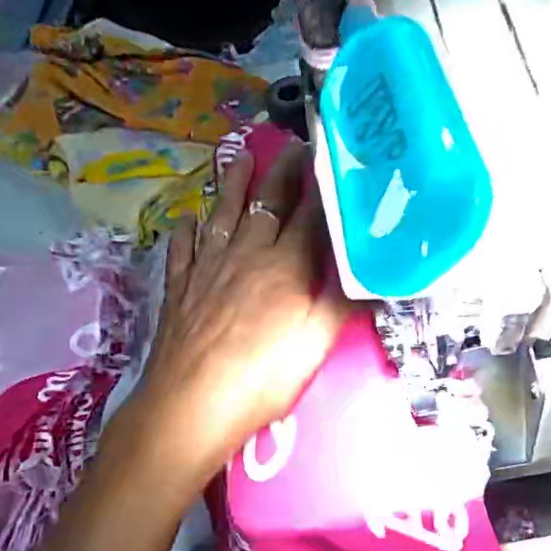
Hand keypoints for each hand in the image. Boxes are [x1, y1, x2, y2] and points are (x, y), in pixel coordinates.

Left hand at [116, 140, 352, 486]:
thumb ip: (343, 301)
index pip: (309, 215)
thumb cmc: (261, 379)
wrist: (191, 405)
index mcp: (285, 268)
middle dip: (281, 173)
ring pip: (222, 216)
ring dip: (232, 186)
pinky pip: (183, 248)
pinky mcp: (179, 290)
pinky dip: (187, 229)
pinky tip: (187, 218)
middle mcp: (245, 256)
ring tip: (238, 158)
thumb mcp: (316, 344)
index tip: (330, 155)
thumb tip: (372, 266)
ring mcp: (207, 270)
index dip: (321, 185)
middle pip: (266, 205)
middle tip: (291, 145)